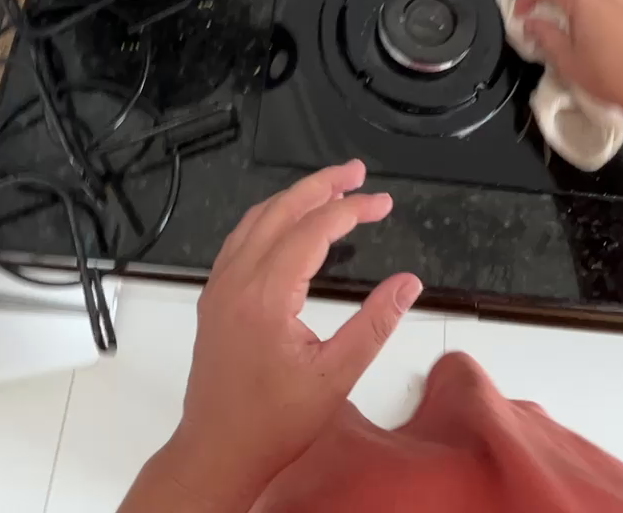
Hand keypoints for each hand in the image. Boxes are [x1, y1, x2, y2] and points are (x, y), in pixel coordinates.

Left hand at [146, 161, 422, 510]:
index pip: (315, 228)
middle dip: (323, 183)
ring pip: (258, 216)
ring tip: (332, 187)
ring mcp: (220, 283)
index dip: (353, 208)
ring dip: (296, 196)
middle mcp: (238, 278)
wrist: (216, 452)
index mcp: (267, 294)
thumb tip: (409, 283)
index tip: (383, 202)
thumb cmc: (275, 422)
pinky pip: (242, 236)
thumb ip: (375, 324)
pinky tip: (289, 219)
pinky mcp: (214, 293)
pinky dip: (271, 215)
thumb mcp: (337, 376)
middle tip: (358, 171)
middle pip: (283, 208)